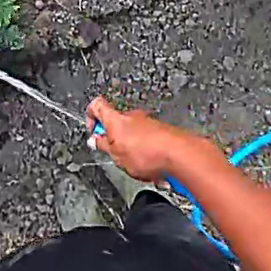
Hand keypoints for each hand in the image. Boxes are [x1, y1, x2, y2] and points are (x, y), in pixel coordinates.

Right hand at [86, 97, 220, 180]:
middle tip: (115, 156)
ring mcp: (147, 123)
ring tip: (135, 165)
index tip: (92, 132)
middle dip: (113, 139)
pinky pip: (146, 140)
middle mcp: (132, 117)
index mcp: (117, 119)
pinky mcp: (160, 131)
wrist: (179, 155)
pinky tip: (149, 165)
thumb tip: (95, 140)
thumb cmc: (149, 153)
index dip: (90, 117)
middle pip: (115, 122)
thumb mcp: (116, 155)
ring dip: (130, 147)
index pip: (97, 105)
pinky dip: (144, 150)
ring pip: (132, 132)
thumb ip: (103, 146)